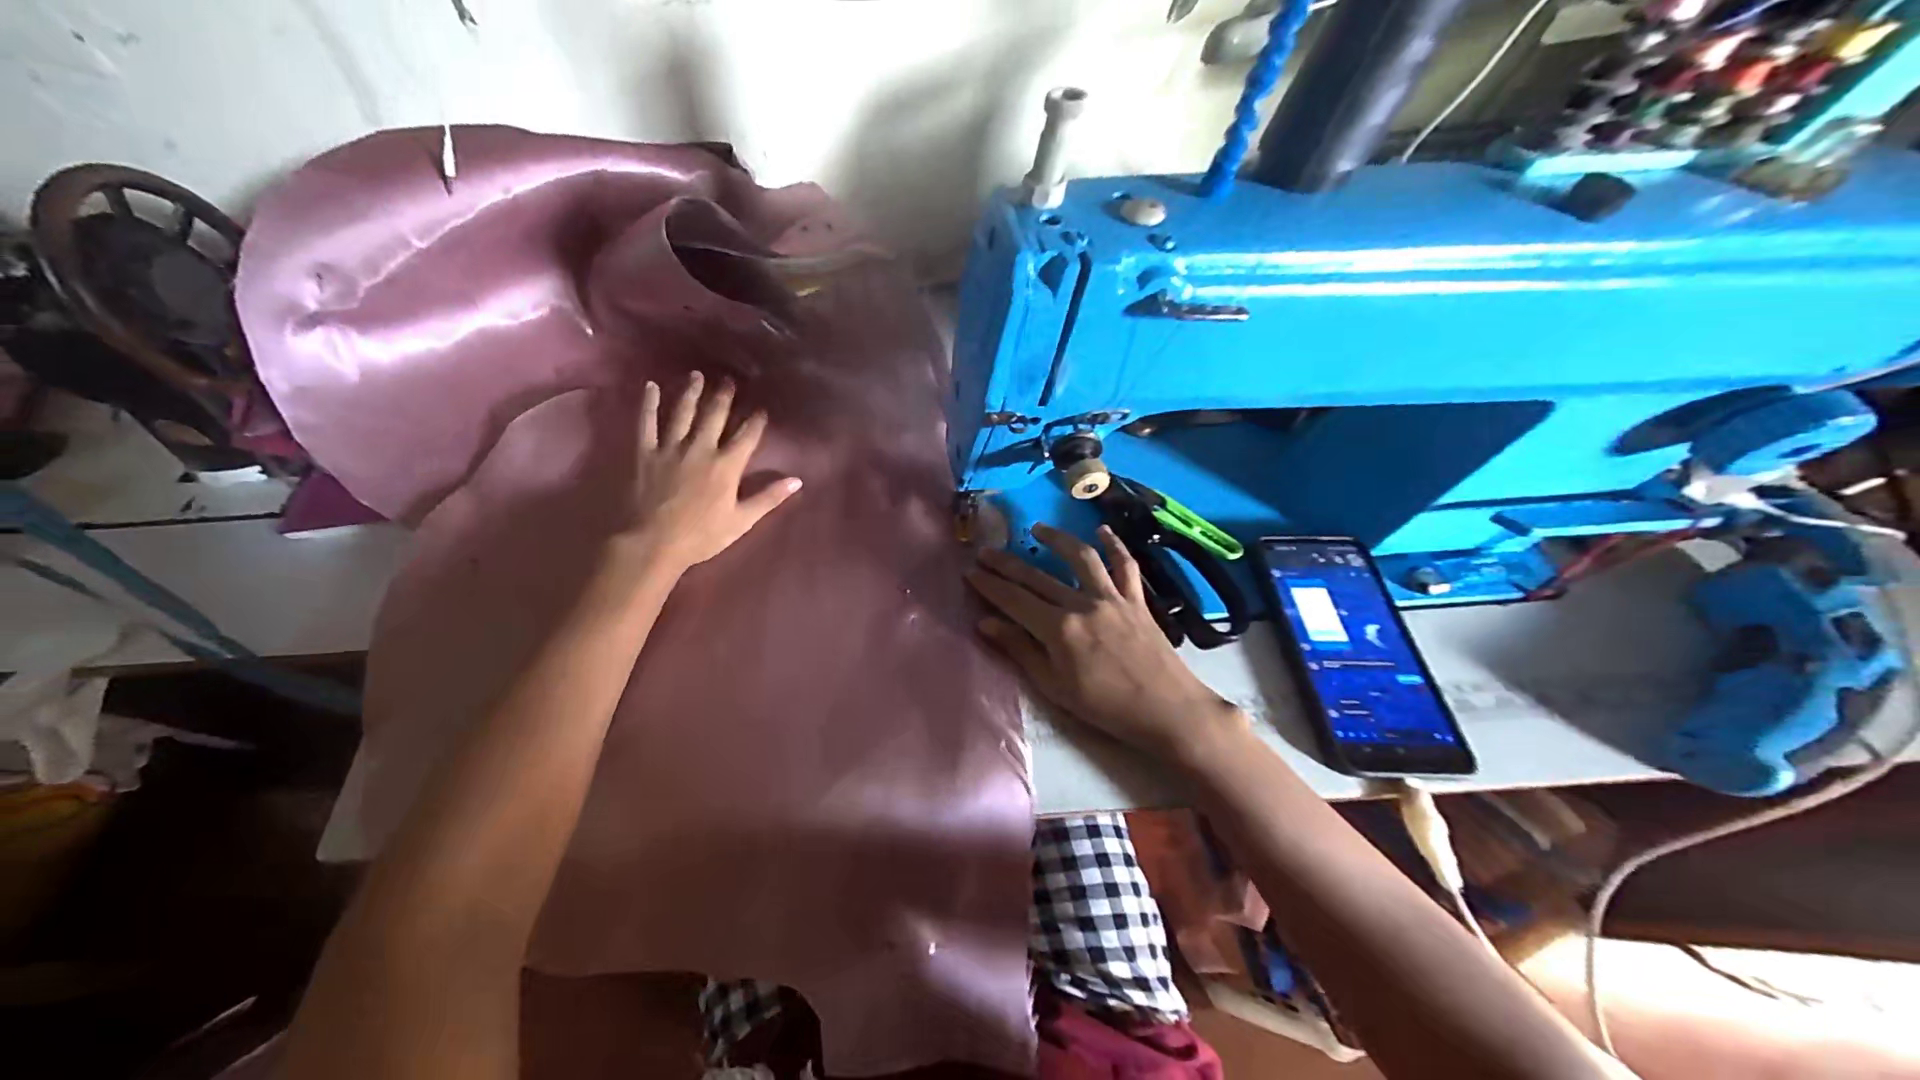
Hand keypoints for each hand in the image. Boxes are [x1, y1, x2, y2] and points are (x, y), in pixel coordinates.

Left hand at [620, 371, 800, 570]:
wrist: (653, 543)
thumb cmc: (701, 536)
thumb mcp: (741, 521)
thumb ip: (768, 498)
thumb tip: (797, 481)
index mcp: (727, 466)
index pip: (747, 436)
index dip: (756, 421)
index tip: (762, 409)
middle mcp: (701, 449)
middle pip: (715, 416)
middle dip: (724, 397)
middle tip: (729, 380)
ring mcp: (671, 448)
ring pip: (683, 412)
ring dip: (692, 392)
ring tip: (697, 375)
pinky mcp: (645, 453)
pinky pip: (647, 423)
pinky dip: (649, 403)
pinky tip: (651, 386)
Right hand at [966, 523, 1247, 763]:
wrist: (1167, 709)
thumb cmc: (1106, 706)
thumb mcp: (1055, 687)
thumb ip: (1021, 650)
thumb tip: (985, 622)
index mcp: (1059, 629)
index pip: (1014, 599)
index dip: (989, 584)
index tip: (970, 571)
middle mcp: (1082, 604)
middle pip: (1037, 577)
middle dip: (1007, 563)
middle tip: (986, 551)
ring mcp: (1112, 598)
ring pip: (1080, 558)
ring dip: (1057, 539)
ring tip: (1037, 528)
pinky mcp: (1136, 600)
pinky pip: (1125, 565)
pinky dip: (1114, 545)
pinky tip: (1102, 531)